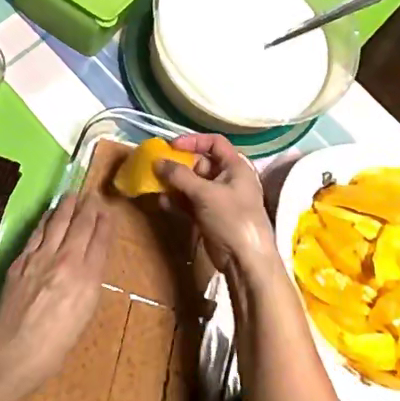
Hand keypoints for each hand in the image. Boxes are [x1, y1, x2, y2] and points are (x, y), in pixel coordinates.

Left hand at [0, 189, 110, 391]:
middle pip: (80, 226)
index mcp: (88, 277)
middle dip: (89, 208)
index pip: (100, 241)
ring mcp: (41, 257)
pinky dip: (46, 220)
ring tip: (72, 196)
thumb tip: (89, 265)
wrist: (15, 347)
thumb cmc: (57, 343)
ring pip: (57, 223)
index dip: (105, 223)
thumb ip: (89, 283)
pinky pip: (37, 233)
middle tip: (93, 195)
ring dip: (66, 207)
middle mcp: (66, 260)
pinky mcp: (21, 260)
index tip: (108, 210)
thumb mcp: (85, 312)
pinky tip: (49, 215)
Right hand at [154, 133, 275, 274]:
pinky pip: (189, 202)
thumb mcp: (205, 193)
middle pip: (201, 163)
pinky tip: (161, 202)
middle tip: (157, 167)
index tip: (171, 146)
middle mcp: (228, 179)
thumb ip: (180, 176)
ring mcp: (218, 199)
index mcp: (235, 167)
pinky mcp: (209, 216)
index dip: (194, 141)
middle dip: (179, 165)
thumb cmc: (232, 218)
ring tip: (154, 184)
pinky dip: (176, 201)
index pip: (215, 143)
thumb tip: (157, 162)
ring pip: (192, 184)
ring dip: (174, 183)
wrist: (245, 259)